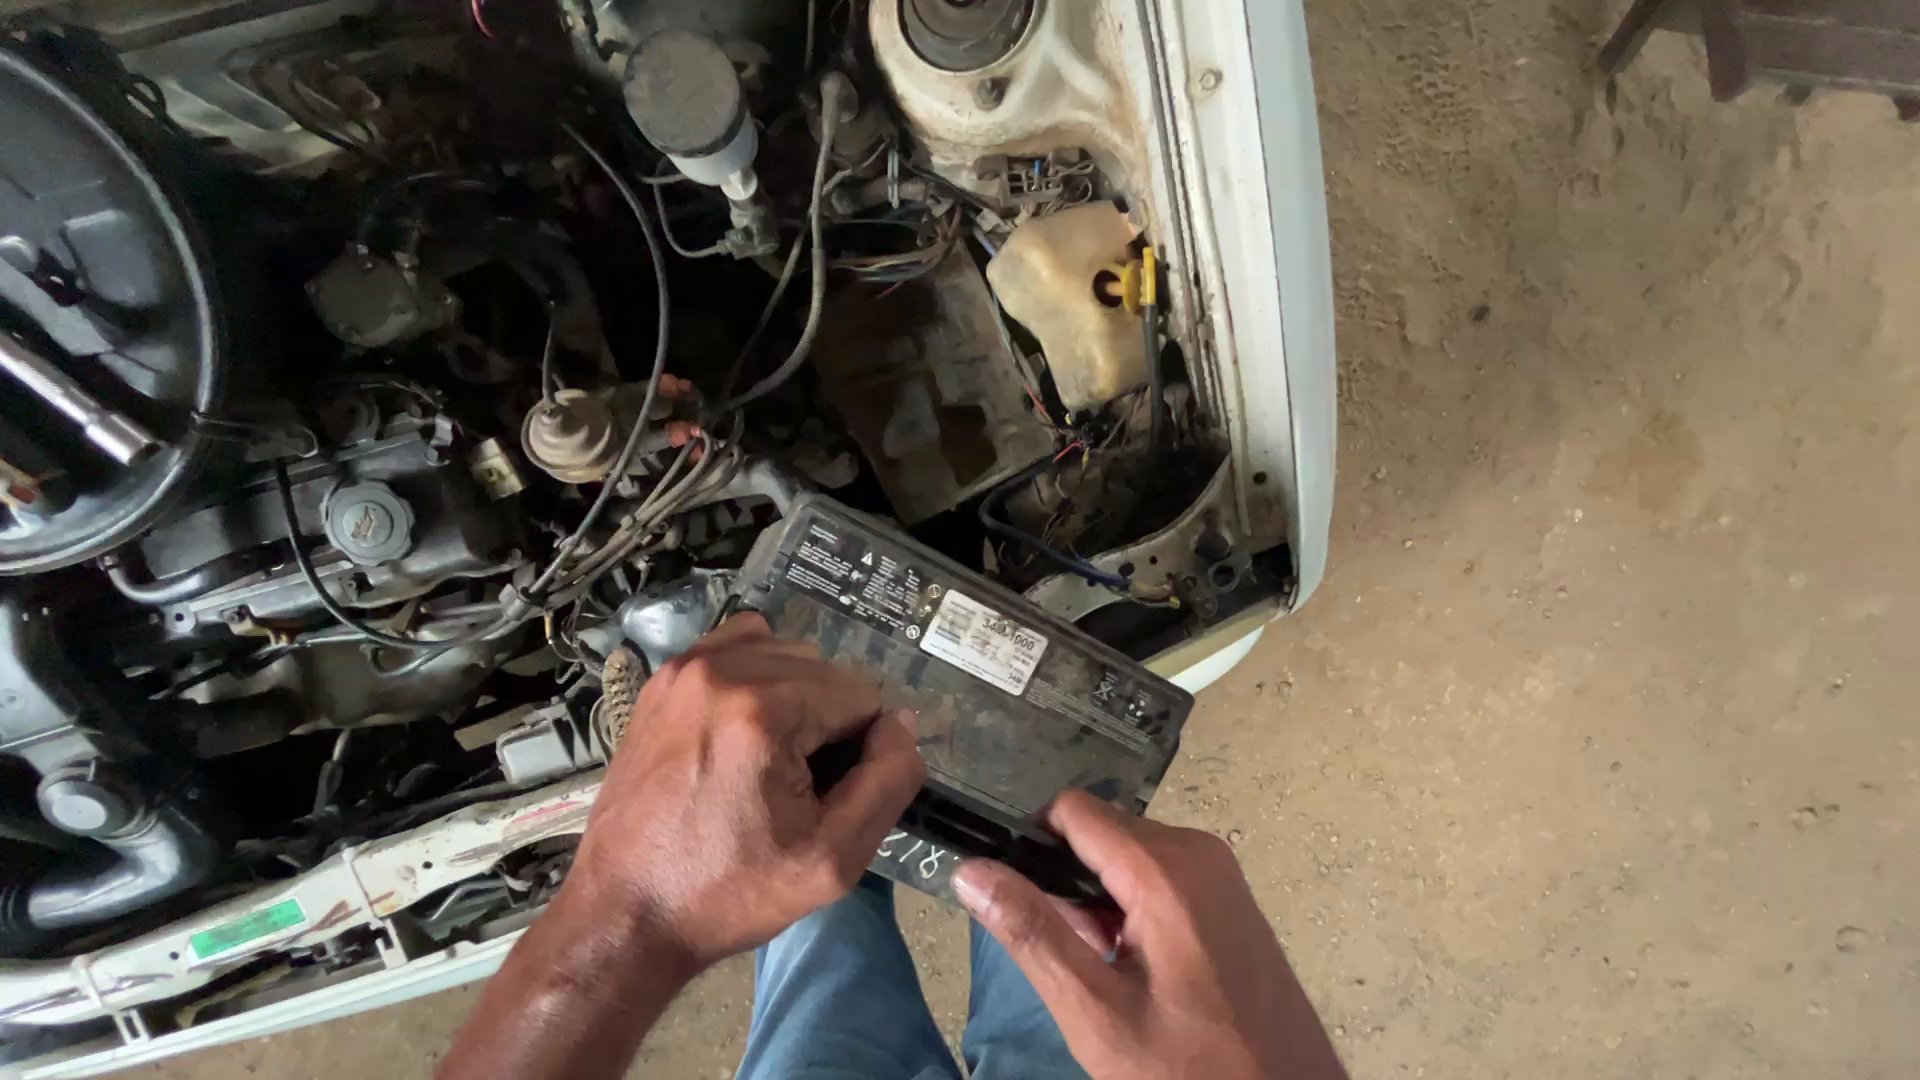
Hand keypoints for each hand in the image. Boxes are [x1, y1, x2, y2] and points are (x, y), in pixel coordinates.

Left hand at [569, 612, 924, 971]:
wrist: (623, 913)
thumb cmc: (730, 893)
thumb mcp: (834, 859)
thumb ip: (888, 780)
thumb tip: (902, 723)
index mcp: (765, 710)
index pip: (863, 698)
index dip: (861, 750)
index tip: (826, 797)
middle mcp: (724, 669)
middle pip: (827, 673)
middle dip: (830, 723)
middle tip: (800, 785)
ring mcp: (689, 666)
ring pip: (789, 655)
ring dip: (799, 698)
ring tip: (771, 757)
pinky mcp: (668, 676)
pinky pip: (743, 643)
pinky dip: (761, 672)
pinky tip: (750, 719)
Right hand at [951, 792, 1346, 1079]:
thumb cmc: (1190, 1073)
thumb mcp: (1098, 1014)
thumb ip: (1032, 933)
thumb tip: (970, 870)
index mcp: (1165, 869)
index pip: (1072, 810)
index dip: (1032, 841)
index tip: (1017, 894)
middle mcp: (1196, 849)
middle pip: (1099, 831)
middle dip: (1070, 879)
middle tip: (1075, 953)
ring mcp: (1219, 870)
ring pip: (1125, 852)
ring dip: (1100, 896)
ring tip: (1108, 968)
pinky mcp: (1228, 893)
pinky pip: (1158, 872)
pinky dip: (1132, 903)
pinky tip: (1139, 966)